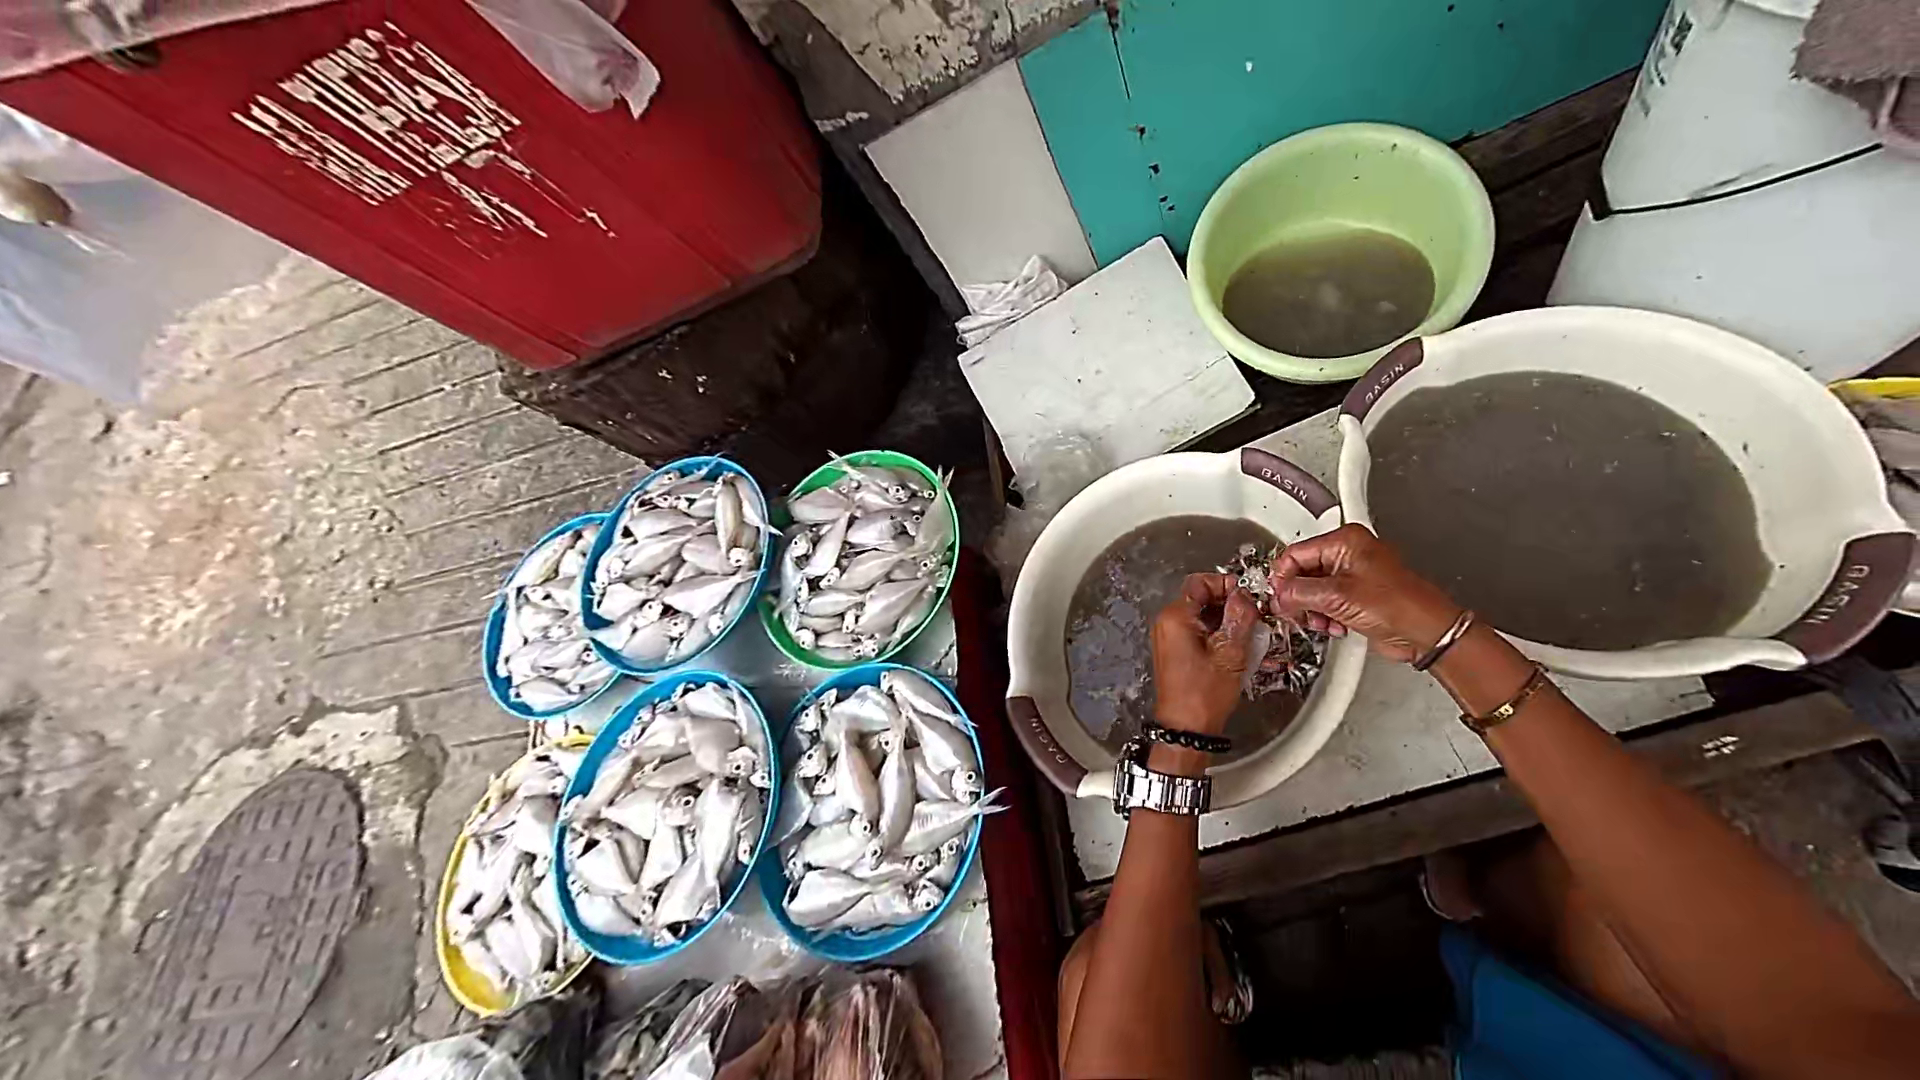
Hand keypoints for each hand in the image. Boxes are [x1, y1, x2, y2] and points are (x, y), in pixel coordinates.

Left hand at [1151, 573, 1262, 733]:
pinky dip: (1217, 633)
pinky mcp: (1175, 650)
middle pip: (1200, 597)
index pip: (1199, 582)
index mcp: (1175, 617)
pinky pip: (1197, 630)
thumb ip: (1240, 618)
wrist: (1186, 727)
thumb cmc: (1204, 693)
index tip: (1247, 596)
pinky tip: (1235, 647)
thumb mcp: (1230, 652)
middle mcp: (1167, 622)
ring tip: (1249, 634)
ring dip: (1225, 620)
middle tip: (1254, 616)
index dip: (1225, 584)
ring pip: (1201, 615)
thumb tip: (1245, 594)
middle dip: (1229, 603)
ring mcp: (1169, 636)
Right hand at [1268, 523, 1459, 663]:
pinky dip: (1324, 616)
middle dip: (1298, 597)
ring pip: (1311, 590)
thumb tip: (1278, 595)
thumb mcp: (1336, 596)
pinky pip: (1325, 603)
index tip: (1278, 596)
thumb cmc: (1399, 606)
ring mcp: (1352, 575)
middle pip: (1301, 573)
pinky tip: (1334, 624)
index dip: (1283, 577)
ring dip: (1311, 610)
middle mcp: (1348, 554)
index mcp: (1345, 541)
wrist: (1427, 633)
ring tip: (1322, 619)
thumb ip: (1297, 592)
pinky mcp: (1355, 596)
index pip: (1294, 554)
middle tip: (1297, 611)